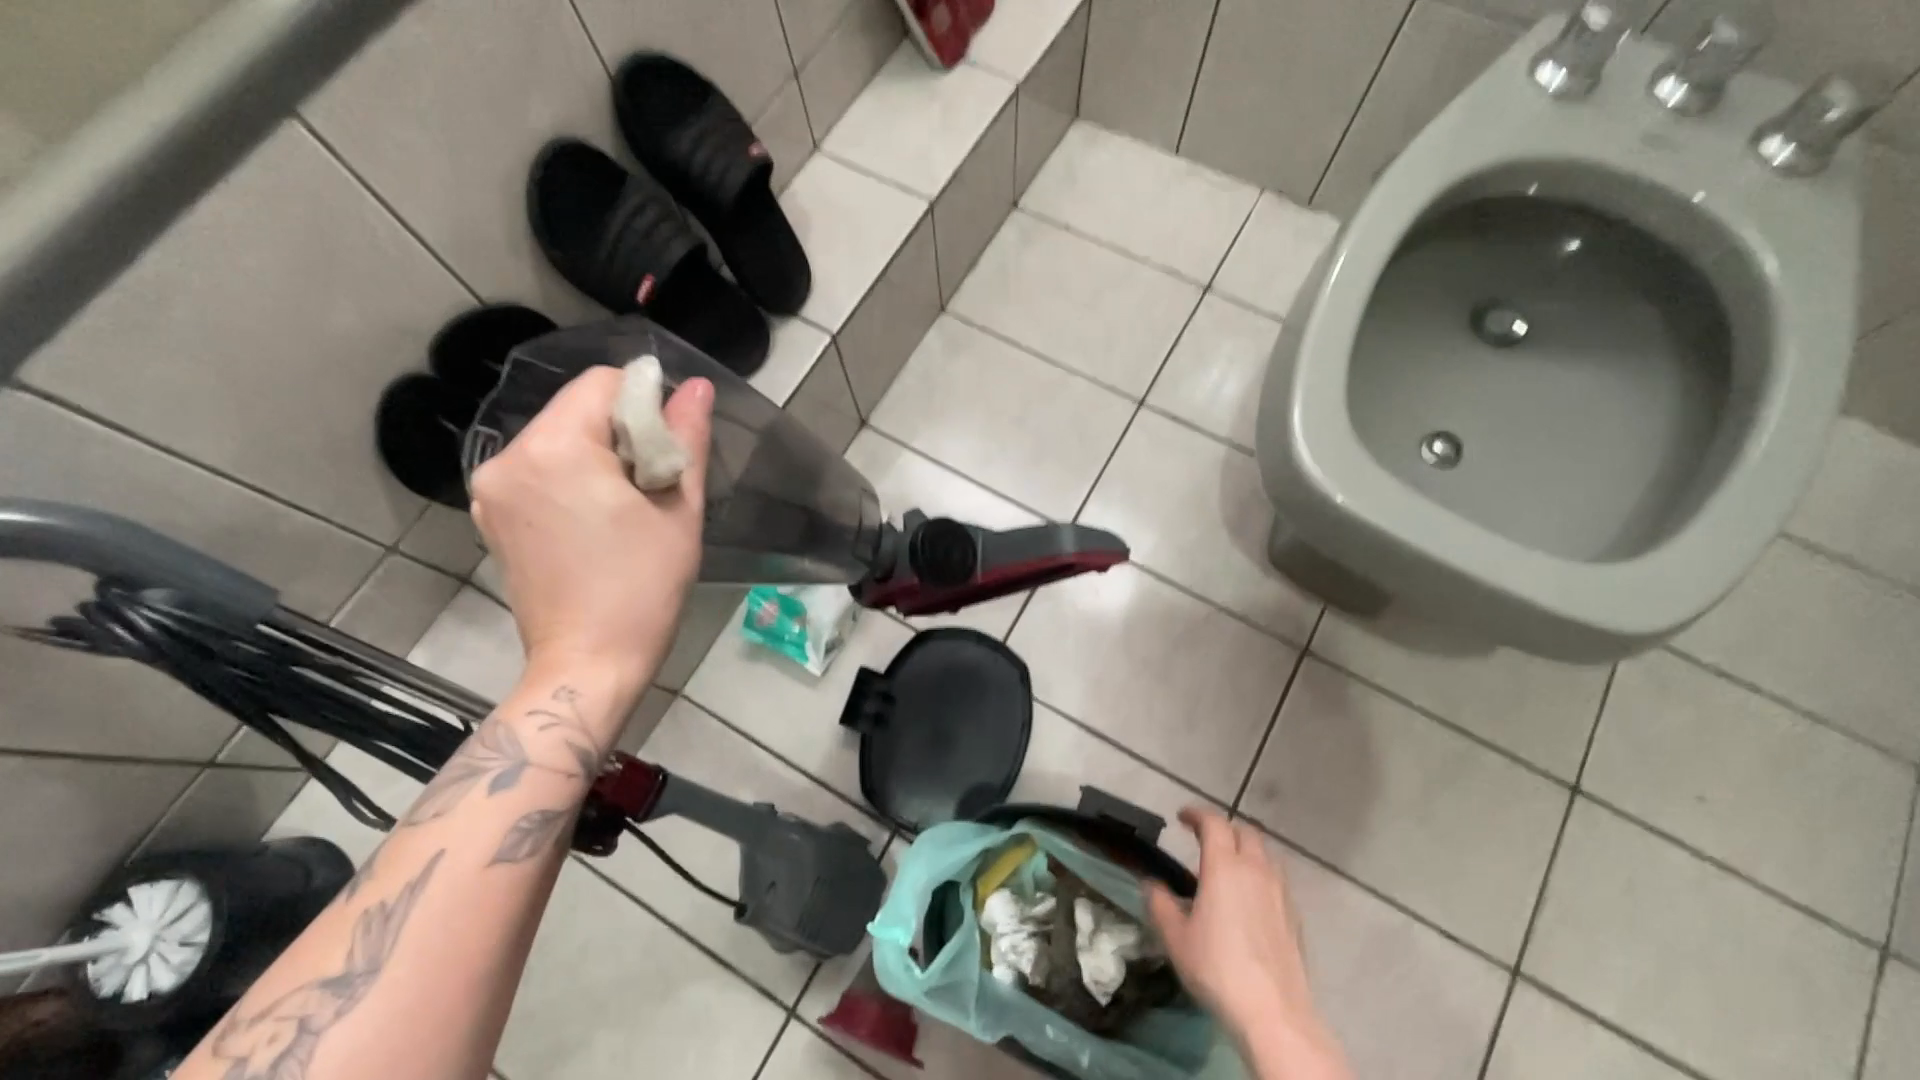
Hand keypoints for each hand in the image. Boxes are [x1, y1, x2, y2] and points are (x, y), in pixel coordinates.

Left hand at [468, 367, 711, 693]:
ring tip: (624, 509)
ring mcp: (490, 490)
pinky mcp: (490, 515)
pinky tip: (593, 522)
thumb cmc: (642, 589)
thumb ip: (686, 438)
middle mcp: (508, 458)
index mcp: (554, 449)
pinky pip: (538, 471)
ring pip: (557, 440)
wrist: (588, 663)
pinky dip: (569, 480)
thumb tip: (696, 387)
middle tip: (651, 486)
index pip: (604, 383)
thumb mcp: (678, 509)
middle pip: (577, 410)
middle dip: (620, 434)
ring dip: (595, 457)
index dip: (648, 405)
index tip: (669, 453)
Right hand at [1148, 807, 1349, 1079]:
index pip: (1213, 823)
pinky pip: (1276, 879)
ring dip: (1245, 849)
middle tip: (1203, 839)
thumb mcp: (1175, 937)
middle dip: (1223, 828)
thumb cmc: (1217, 968)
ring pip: (1265, 854)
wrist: (1273, 1010)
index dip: (1196, 814)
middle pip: (1245, 831)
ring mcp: (1281, 892)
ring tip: (1227, 866)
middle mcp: (1256, 870)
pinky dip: (1259, 874)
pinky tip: (1248, 899)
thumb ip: (1160, 904)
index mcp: (1225, 867)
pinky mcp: (1294, 915)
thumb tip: (1151, 884)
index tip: (1181, 817)